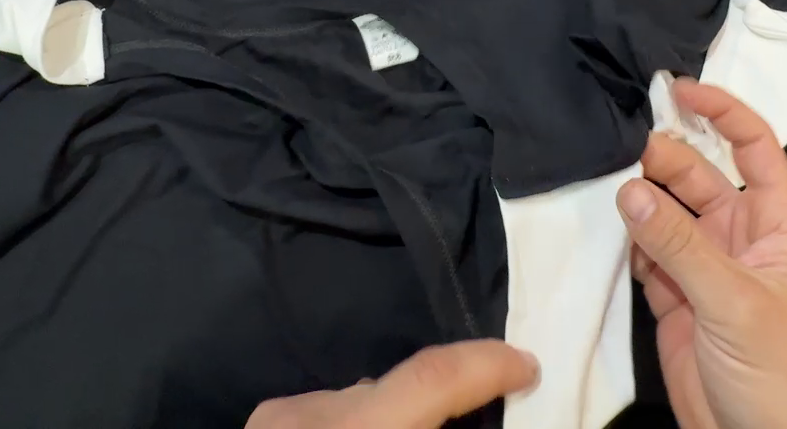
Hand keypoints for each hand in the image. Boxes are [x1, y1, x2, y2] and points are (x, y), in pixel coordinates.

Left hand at [245, 339, 537, 428]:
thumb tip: (466, 428)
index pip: (428, 378)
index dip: (484, 365)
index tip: (528, 363)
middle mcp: (308, 415)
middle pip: (394, 390)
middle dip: (442, 405)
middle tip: (475, 425)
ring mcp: (275, 420)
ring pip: (357, 407)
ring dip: (392, 424)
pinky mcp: (259, 427)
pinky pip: (324, 422)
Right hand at [617, 78, 786, 428]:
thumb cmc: (782, 374)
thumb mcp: (735, 302)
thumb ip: (678, 244)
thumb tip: (627, 186)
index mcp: (773, 225)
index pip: (753, 148)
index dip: (722, 112)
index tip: (678, 89)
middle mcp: (737, 236)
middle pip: (695, 175)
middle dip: (659, 157)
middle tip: (615, 150)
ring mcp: (702, 266)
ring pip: (663, 211)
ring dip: (636, 196)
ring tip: (597, 179)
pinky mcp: (673, 298)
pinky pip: (643, 252)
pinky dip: (623, 238)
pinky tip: (601, 226)